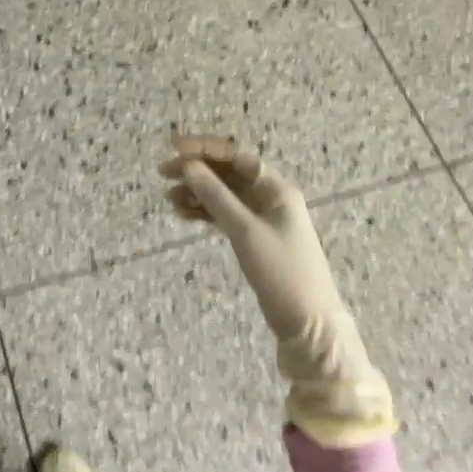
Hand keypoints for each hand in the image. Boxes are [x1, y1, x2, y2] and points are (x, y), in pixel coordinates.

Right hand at [159, 135, 396, 446]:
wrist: (309, 323)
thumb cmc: (281, 271)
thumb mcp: (245, 230)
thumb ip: (215, 196)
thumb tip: (188, 165)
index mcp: (275, 188)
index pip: (235, 156)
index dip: (204, 148)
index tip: (173, 147)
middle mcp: (269, 198)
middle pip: (228, 173)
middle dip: (196, 170)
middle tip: (163, 173)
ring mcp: (262, 219)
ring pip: (223, 195)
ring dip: (197, 192)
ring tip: (168, 198)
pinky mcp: (255, 239)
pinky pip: (225, 215)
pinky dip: (204, 212)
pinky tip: (183, 214)